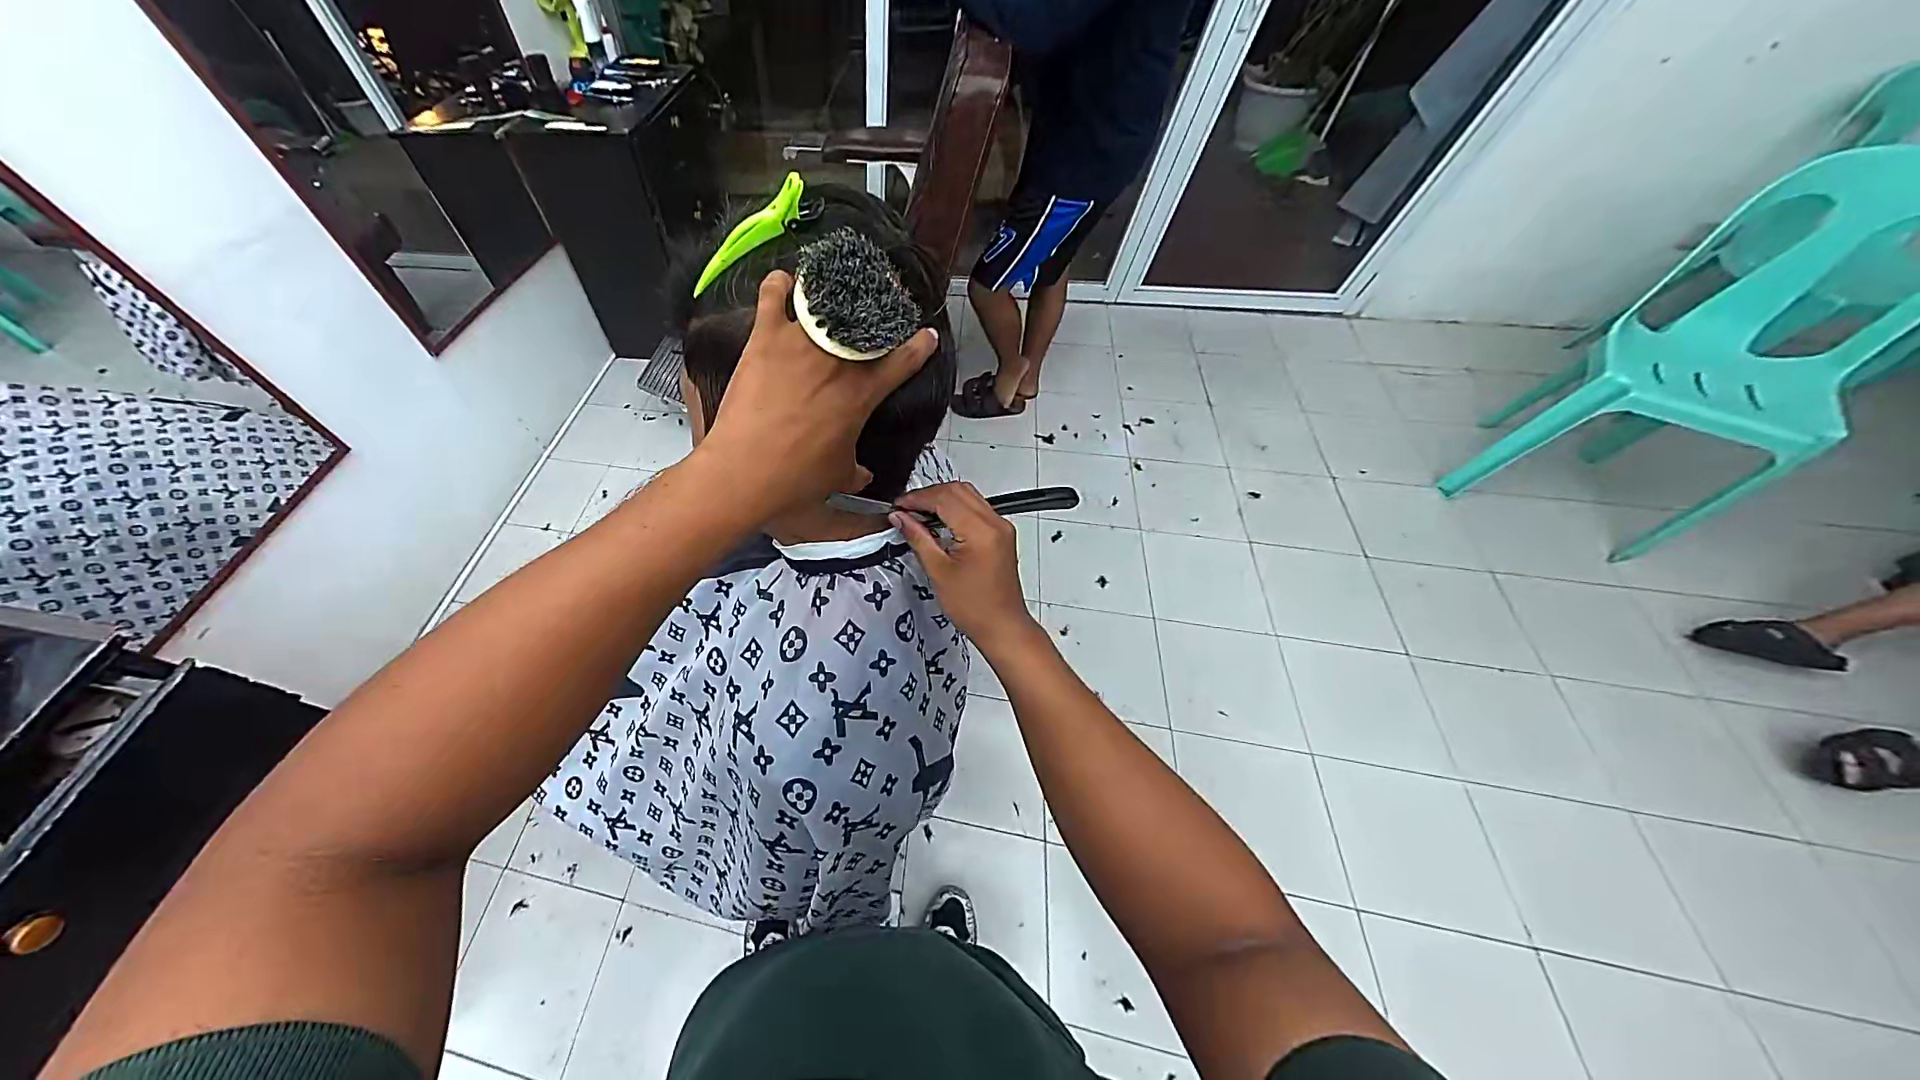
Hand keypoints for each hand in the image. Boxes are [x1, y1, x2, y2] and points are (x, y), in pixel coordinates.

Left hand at [695, 270, 937, 517]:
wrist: (747, 470)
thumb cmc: (797, 477)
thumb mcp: (838, 476)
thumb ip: (855, 470)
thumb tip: (863, 475)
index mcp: (863, 392)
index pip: (905, 360)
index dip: (921, 345)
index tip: (926, 336)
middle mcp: (838, 360)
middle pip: (868, 321)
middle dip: (878, 312)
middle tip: (876, 310)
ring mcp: (802, 342)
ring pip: (825, 299)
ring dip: (831, 292)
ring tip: (831, 289)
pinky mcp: (767, 337)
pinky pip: (774, 295)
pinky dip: (779, 284)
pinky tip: (784, 281)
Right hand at [891, 483, 1040, 651]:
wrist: (1002, 626)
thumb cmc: (976, 608)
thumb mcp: (938, 571)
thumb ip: (918, 538)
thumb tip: (901, 517)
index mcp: (982, 532)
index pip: (944, 497)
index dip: (917, 498)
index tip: (899, 506)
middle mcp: (996, 524)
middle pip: (957, 490)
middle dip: (928, 495)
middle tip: (905, 509)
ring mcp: (1002, 527)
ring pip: (968, 495)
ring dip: (942, 499)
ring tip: (919, 515)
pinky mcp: (1002, 533)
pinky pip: (977, 508)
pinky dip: (955, 509)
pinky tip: (939, 523)